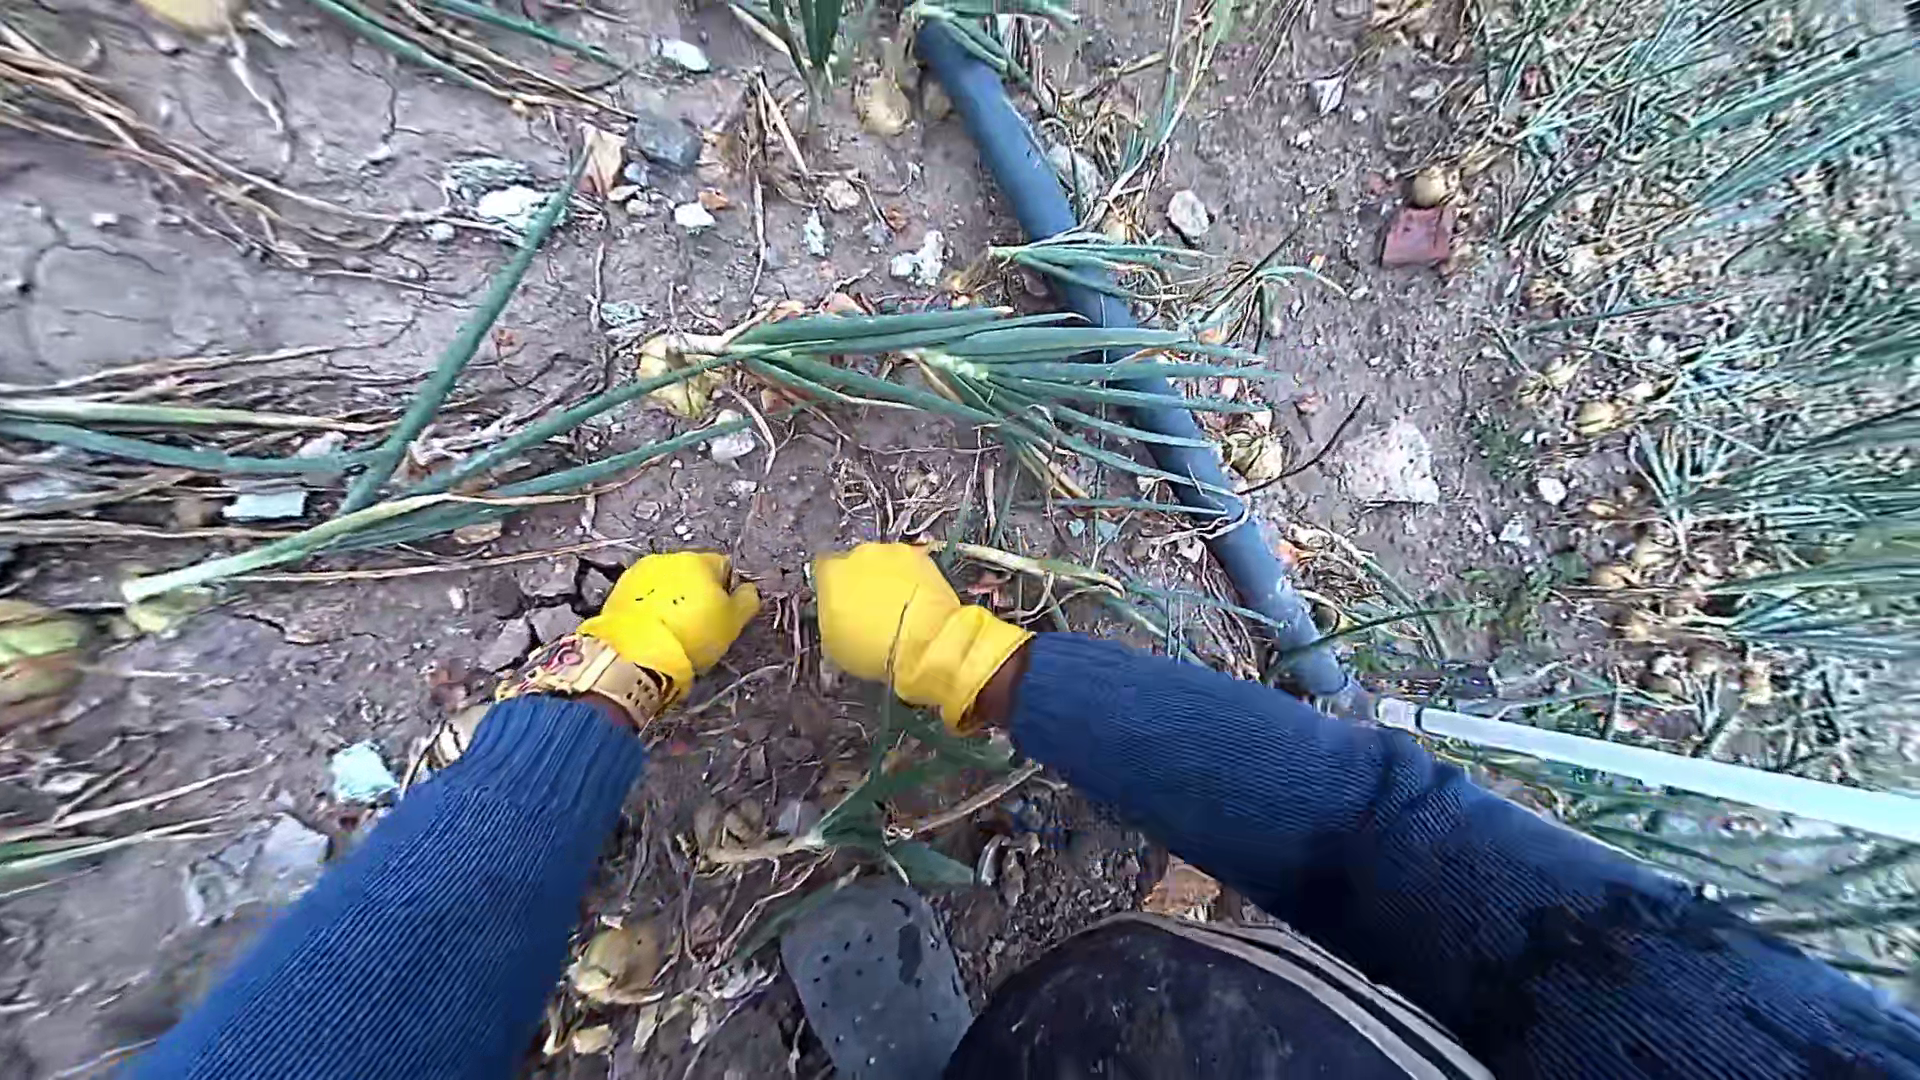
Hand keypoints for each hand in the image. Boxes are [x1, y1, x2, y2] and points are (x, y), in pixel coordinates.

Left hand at [578, 552, 759, 702]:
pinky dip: (651, 610)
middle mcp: (667, 558)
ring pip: (666, 585)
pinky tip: (654, 631)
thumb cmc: (691, 634)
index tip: (725, 613)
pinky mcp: (616, 593)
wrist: (635, 655)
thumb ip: (747, 600)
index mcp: (699, 560)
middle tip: (701, 624)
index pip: (725, 566)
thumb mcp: (734, 622)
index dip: (729, 590)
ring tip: (674, 630)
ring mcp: (638, 574)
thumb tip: (748, 590)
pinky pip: (644, 598)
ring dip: (672, 600)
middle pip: (693, 574)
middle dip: (699, 593)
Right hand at [812, 543, 1030, 729]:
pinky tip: (917, 603)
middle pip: (856, 562)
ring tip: (899, 607)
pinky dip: (912, 580)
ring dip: (889, 578)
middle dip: (862, 581)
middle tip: (871, 608)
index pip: (824, 571)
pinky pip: (911, 566)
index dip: (833, 588)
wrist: (925, 643)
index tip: (841, 603)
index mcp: (831, 574)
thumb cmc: (877, 648)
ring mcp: (894, 553)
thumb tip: (835, 614)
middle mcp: (860, 555)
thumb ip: (830, 616)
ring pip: (885, 561)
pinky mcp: (923, 557)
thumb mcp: (833, 643)